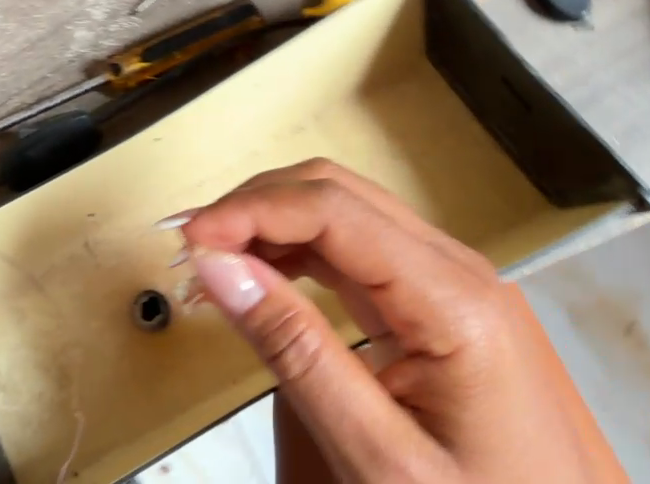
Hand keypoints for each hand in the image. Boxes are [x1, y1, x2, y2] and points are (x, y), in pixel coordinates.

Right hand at [171, 160, 623, 483]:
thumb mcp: (381, 457)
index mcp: (456, 302)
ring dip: (269, 221)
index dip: (249, 211)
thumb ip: (295, 352)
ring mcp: (449, 282)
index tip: (191, 241)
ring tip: (214, 259)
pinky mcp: (436, 300)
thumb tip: (218, 267)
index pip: (330, 210)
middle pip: (334, 191)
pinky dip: (294, 247)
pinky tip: (260, 274)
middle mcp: (458, 271)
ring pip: (339, 208)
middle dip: (253, 205)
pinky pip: (352, 245)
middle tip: (193, 246)